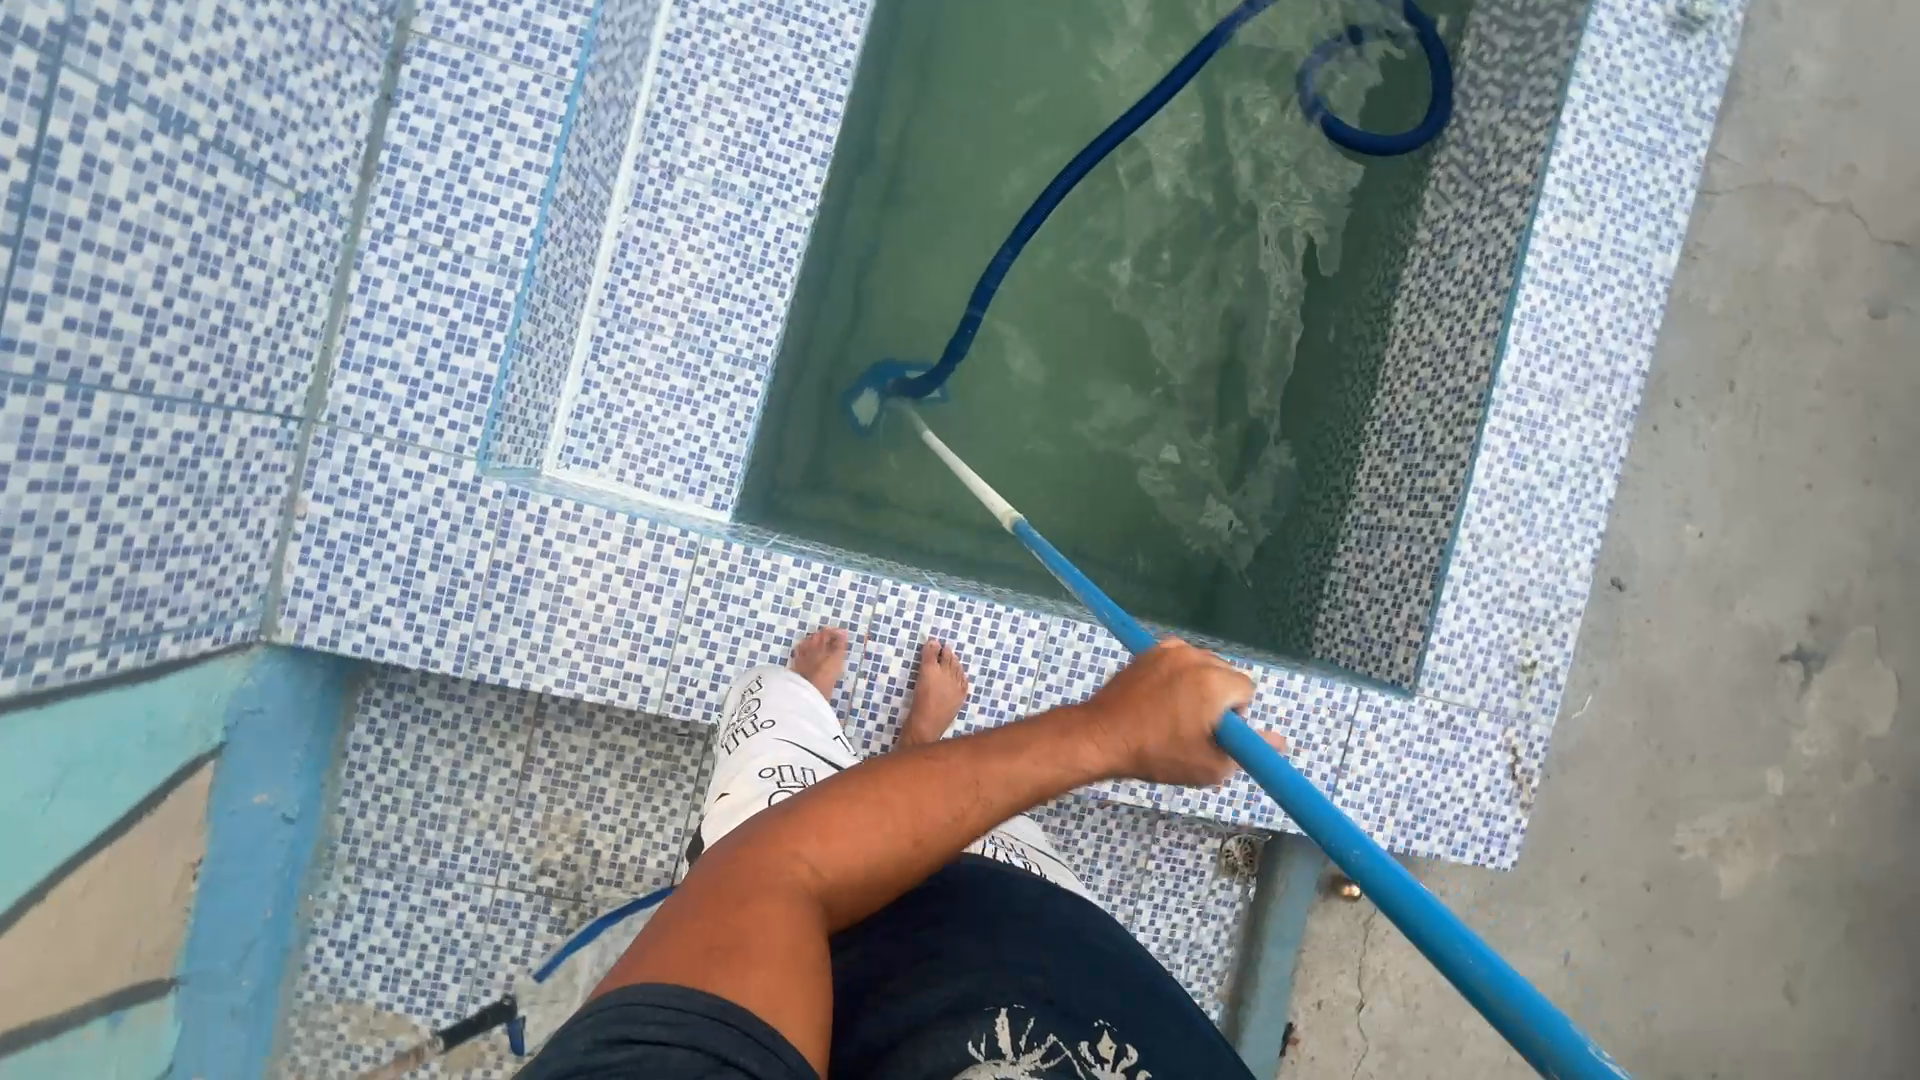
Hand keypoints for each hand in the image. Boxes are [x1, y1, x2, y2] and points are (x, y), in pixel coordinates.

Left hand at [1073, 638, 1282, 786]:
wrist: (1102, 735)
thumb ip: (1249, 752)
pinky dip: (1178, 674)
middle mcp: (1195, 656)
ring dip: (1200, 684)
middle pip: (1226, 673)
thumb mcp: (1209, 766)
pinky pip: (1179, 659)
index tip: (1216, 732)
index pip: (1247, 689)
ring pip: (1202, 664)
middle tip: (1196, 725)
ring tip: (1176, 713)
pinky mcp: (1148, 651)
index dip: (1237, 714)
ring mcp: (1168, 649)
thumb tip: (1281, 741)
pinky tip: (1161, 697)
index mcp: (1214, 681)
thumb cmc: (1157, 753)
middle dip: (1220, 697)